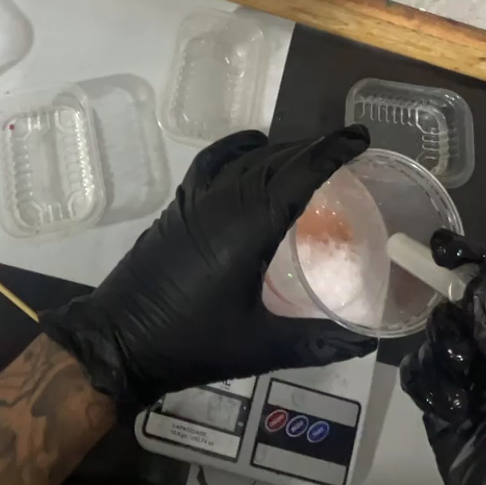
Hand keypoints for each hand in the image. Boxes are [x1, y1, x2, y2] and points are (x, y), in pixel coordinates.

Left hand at [40, 126, 377, 412]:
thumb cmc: (192, 343)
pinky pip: (215, 160)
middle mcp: (225, 201)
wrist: (119, 340)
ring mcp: (198, 198)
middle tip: (349, 146)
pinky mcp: (181, 203)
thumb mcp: (261, 348)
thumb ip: (317, 342)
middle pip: (277, 159)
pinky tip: (255, 146)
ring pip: (249, 158)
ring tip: (312, 152)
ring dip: (283, 149)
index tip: (361, 136)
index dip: (332, 151)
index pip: (299, 175)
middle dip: (315, 147)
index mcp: (249, 228)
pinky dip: (239, 147)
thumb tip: (367, 342)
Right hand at [399, 230, 485, 484]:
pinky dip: (429, 384)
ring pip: (440, 337)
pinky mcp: (445, 410)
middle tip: (459, 346)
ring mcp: (474, 382)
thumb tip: (474, 283)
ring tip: (461, 386)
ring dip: (444, 353)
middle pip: (465, 307)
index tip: (441, 245)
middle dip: (455, 316)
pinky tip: (449, 409)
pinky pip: (423, 376)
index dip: (475, 262)